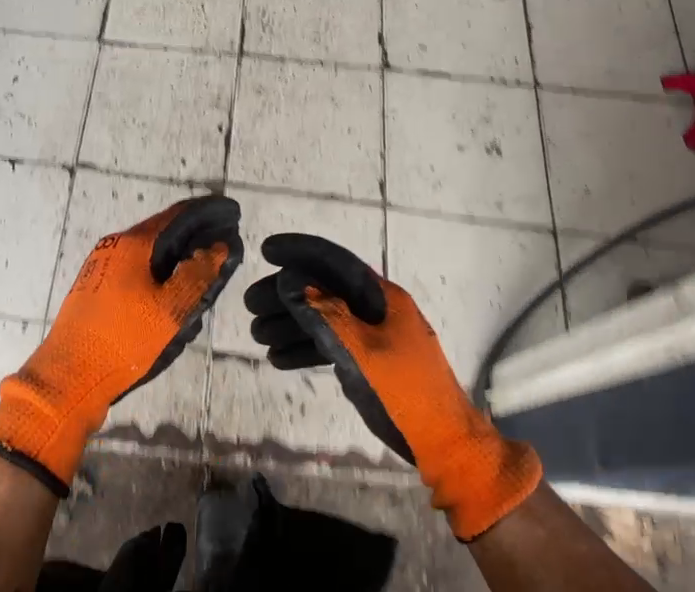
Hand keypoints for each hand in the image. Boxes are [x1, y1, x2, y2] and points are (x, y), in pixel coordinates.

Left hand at [0, 195, 241, 494]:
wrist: (69, 375)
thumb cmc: (123, 340)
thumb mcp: (169, 311)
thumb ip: (197, 275)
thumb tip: (218, 246)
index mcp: (133, 244)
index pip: (178, 215)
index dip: (208, 211)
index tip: (233, 212)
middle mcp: (115, 246)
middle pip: (163, 230)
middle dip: (196, 232)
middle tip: (227, 239)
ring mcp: (103, 266)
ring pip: (150, 251)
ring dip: (179, 252)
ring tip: (207, 262)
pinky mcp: (98, 286)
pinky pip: (138, 268)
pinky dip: (162, 268)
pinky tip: (176, 285)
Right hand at [243, 234, 541, 539]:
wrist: (444, 443)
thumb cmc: (409, 393)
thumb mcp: (365, 353)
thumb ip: (328, 317)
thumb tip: (291, 282)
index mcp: (382, 298)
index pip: (335, 262)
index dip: (300, 252)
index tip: (266, 251)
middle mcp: (375, 309)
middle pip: (323, 290)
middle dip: (285, 294)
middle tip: (251, 304)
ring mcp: (372, 335)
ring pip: (323, 318)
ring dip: (290, 324)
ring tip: (257, 334)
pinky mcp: (368, 360)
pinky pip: (330, 343)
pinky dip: (305, 348)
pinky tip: (278, 359)